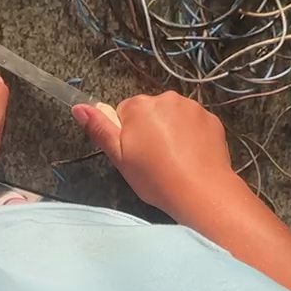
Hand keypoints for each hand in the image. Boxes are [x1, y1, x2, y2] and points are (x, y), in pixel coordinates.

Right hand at [72, 91, 238, 215]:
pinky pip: (193, 123)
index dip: (127, 134)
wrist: (201, 191)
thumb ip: (100, 129)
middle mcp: (166, 99)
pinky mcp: (211, 118)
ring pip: (173, 116)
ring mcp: (191, 107)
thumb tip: (79, 107)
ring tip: (172, 160)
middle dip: (149, 130)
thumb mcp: (120, 158)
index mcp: (140, 107)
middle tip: (153, 159)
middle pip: (150, 111)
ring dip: (170, 132)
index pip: (124, 112)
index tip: (135, 154)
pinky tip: (189, 157)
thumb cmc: (156, 178)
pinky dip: (190, 136)